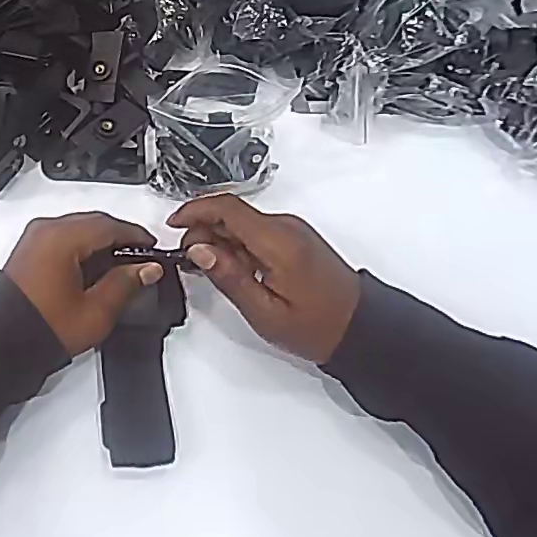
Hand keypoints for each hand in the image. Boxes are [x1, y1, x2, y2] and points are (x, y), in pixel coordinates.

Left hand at [5, 213, 162, 355]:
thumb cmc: (38, 327)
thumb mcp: (95, 311)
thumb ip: (125, 284)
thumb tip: (145, 269)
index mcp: (61, 238)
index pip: (108, 225)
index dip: (135, 235)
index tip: (151, 246)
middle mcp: (45, 231)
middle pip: (92, 223)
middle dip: (118, 237)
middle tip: (140, 257)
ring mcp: (34, 239)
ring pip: (77, 229)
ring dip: (100, 242)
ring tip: (120, 266)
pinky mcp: (28, 251)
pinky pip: (62, 238)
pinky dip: (81, 247)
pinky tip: (94, 268)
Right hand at [167, 194, 361, 363]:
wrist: (362, 329)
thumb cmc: (319, 326)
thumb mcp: (265, 312)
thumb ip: (229, 277)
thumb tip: (199, 250)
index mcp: (278, 241)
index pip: (226, 207)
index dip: (193, 211)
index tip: (174, 225)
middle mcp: (285, 227)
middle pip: (230, 213)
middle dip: (203, 232)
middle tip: (193, 262)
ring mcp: (291, 230)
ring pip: (240, 222)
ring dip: (219, 240)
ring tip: (217, 272)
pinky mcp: (293, 237)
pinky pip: (255, 230)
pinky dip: (237, 244)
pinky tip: (236, 270)